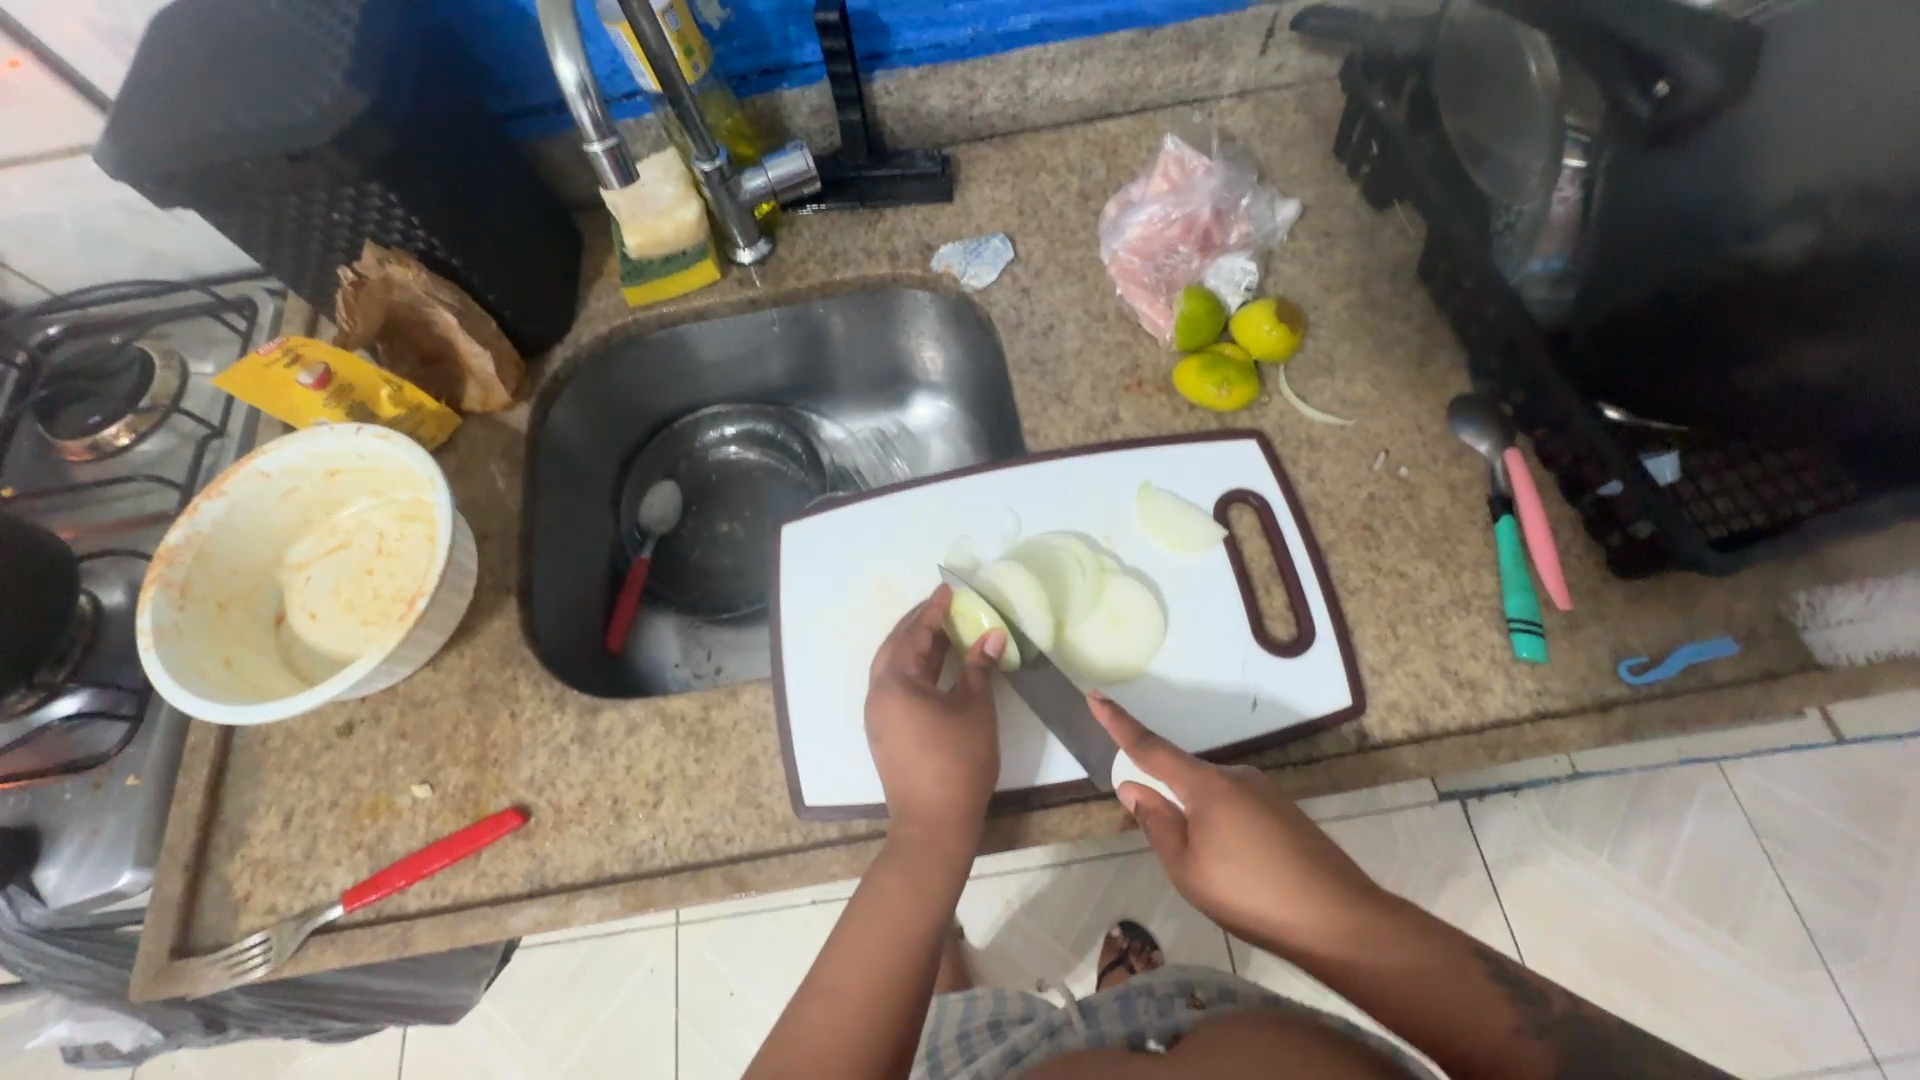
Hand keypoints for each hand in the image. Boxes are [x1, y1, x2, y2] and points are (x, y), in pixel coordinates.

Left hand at [864, 585, 1005, 848]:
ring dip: (915, 647)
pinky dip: (914, 670)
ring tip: (942, 630)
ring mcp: (878, 715)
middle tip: (942, 605)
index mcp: (895, 683)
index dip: (933, 610)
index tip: (948, 589)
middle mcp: (878, 694)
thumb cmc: (958, 761)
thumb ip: (978, 667)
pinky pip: (895, 687)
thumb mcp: (974, 709)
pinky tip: (936, 667)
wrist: (934, 823)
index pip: (915, 635)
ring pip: (893, 668)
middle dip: (918, 624)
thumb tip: (992, 634)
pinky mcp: (884, 732)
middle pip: (895, 647)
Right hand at [1089, 693, 1392, 949]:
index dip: (1119, 723)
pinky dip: (1224, 830)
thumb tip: (1134, 787)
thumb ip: (1155, 823)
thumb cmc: (1251, 895)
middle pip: (1183, 776)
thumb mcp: (1186, 868)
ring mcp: (1264, 791)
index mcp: (1205, 785)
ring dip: (1199, 822)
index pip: (1150, 747)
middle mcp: (1235, 776)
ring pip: (1211, 796)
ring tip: (1220, 878)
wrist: (1340, 920)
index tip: (1094, 695)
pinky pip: (1236, 808)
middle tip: (1181, 856)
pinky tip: (1242, 872)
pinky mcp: (1284, 811)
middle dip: (1169, 803)